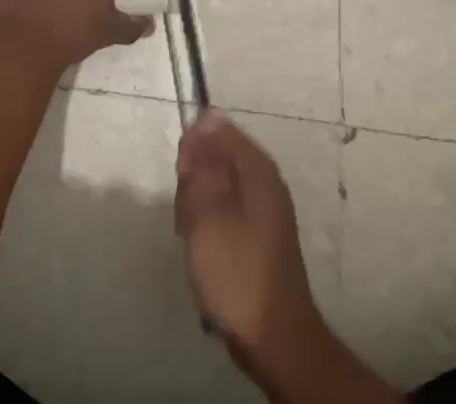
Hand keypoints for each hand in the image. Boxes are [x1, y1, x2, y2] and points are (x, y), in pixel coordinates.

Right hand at [176, 112, 322, 361]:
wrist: (272, 338)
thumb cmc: (236, 271)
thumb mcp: (208, 212)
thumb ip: (204, 164)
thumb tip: (206, 117)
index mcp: (258, 172)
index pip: (220, 130)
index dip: (194, 150)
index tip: (183, 179)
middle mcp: (265, 186)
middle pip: (216, 160)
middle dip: (194, 183)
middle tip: (189, 216)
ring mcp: (263, 214)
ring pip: (215, 190)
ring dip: (196, 208)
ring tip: (193, 237)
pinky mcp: (257, 239)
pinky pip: (223, 215)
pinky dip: (206, 228)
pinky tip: (201, 251)